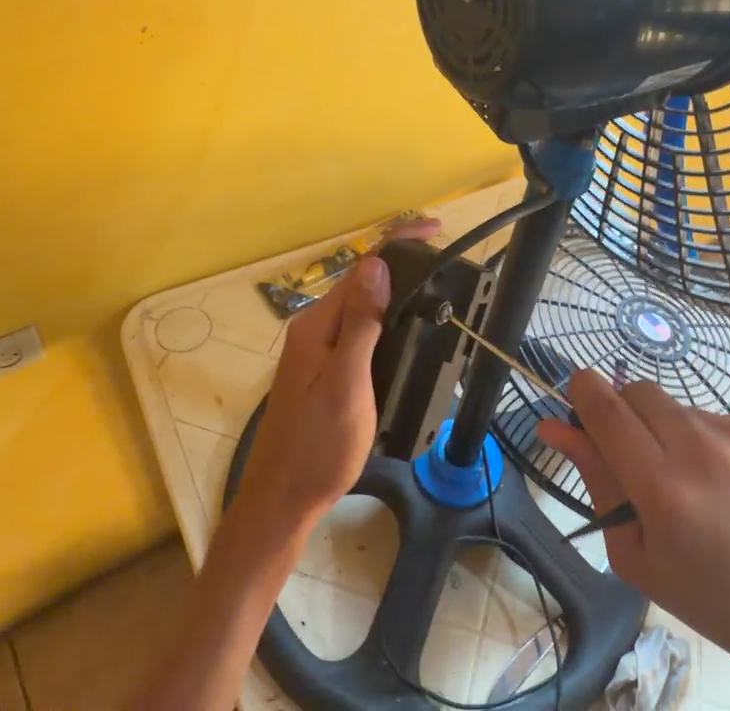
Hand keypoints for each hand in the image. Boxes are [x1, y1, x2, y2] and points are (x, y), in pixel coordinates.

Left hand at [231, 218, 440, 531]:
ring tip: (434, 295)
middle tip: (445, 266)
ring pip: (360, 308)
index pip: (362, 268)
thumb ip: (361, 324)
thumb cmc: (320, 446)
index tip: (436, 231)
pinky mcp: (323, 372)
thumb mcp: (348, 383)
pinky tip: (405, 335)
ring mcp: (316, 352)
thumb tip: (377, 265)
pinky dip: (385, 323)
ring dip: (394, 294)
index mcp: (318, 326)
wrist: (284, 499)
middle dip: (400, 266)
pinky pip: (357, 332)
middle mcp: (314, 330)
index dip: (399, 243)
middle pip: (361, 283)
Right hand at [537, 372, 729, 708]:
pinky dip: (718, 442)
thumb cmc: (713, 598)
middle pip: (640, 392)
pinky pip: (723, 417)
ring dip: (676, 435)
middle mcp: (704, 448)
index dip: (582, 391)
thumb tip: (555, 425)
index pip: (606, 409)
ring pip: (683, 409)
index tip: (577, 392)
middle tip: (641, 460)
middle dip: (627, 414)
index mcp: (663, 489)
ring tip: (704, 489)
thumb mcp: (636, 555)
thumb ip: (596, 482)